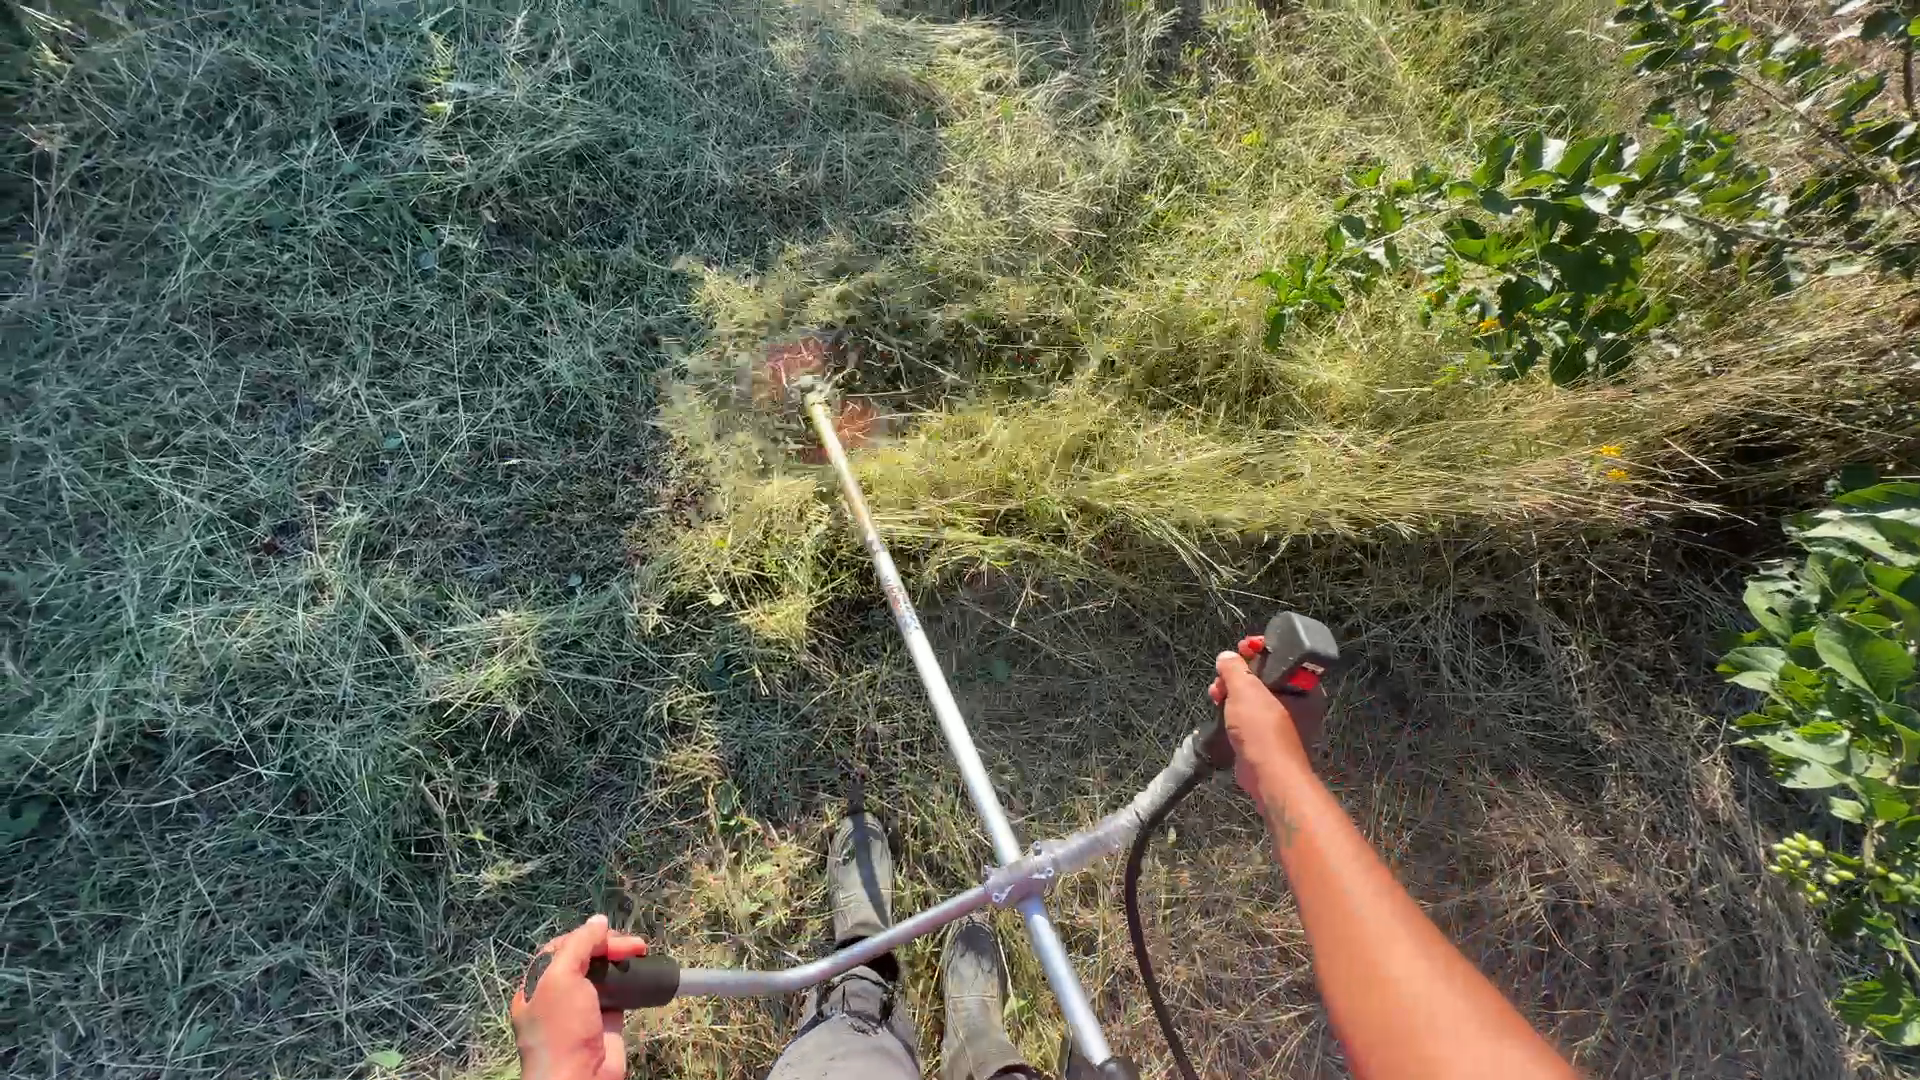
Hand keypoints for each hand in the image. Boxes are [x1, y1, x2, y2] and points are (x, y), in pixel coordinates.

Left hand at [512, 915, 649, 1079]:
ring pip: (602, 971)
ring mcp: (582, 1008)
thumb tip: (599, 920)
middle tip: (632, 946)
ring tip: (640, 952)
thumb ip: (578, 945)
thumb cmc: (562, 1029)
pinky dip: (629, 977)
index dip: (585, 936)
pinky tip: (640, 970)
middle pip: (584, 956)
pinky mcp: (606, 1018)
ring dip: (621, 957)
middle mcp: (557, 995)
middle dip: (609, 944)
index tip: (607, 936)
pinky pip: (618, 989)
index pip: (560, 947)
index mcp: (536, 986)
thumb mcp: (561, 979)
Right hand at [1207, 635, 1322, 795]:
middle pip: (1261, 674)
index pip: (1280, 656)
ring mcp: (1279, 717)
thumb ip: (1234, 668)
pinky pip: (1247, 711)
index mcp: (1300, 686)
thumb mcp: (1245, 690)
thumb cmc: (1261, 728)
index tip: (1240, 647)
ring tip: (1216, 692)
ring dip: (1230, 689)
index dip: (1258, 648)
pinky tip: (1218, 705)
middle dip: (1237, 672)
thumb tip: (1226, 656)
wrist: (1267, 774)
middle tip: (1222, 674)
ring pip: (1251, 693)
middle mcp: (1294, 700)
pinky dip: (1233, 706)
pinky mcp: (1265, 733)